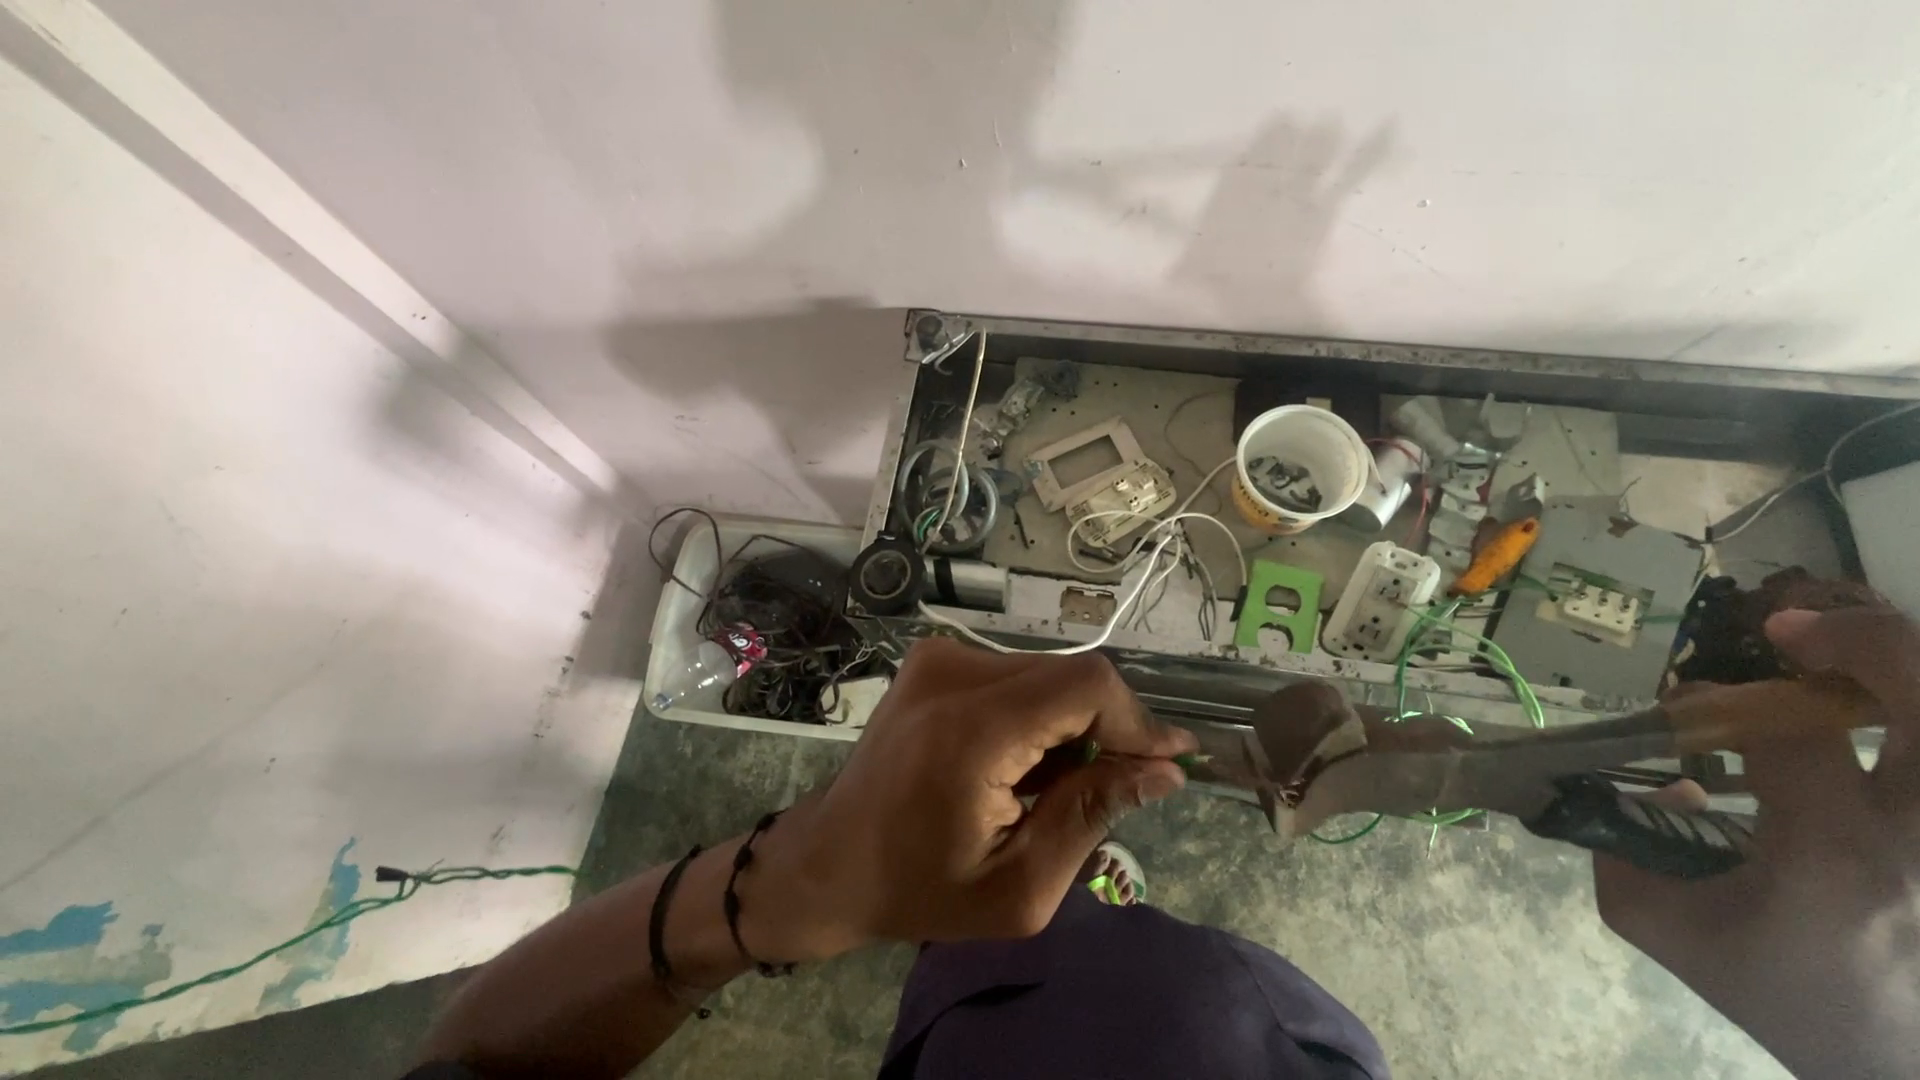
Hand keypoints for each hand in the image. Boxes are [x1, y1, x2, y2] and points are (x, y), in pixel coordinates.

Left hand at [739, 638, 1196, 961]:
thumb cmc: (919, 888)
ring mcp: (938, 658)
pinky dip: (1037, 716)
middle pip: (1071, 677)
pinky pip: (1017, 675)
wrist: (830, 859)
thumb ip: (1093, 816)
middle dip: (1105, 732)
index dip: (1138, 722)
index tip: (1165, 766)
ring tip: (1043, 788)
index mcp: (971, 730)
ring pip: (1048, 674)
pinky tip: (1016, 765)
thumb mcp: (1019, 887)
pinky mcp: (933, 660)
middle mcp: (953, 672)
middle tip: (1102, 793)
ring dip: (1069, 727)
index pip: (1086, 686)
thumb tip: (1165, 769)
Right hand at [1595, 606, 1919, 1076]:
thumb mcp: (1664, 927)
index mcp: (1834, 853)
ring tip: (1847, 656)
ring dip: (1901, 669)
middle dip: (1858, 640)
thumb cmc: (1782, 994)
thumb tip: (1665, 780)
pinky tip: (1883, 714)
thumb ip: (1620, 847)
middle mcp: (1919, 835)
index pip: (1783, 731)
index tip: (1684, 705)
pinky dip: (1912, 717)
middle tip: (1794, 630)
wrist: (1895, 1060)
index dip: (1719, 698)